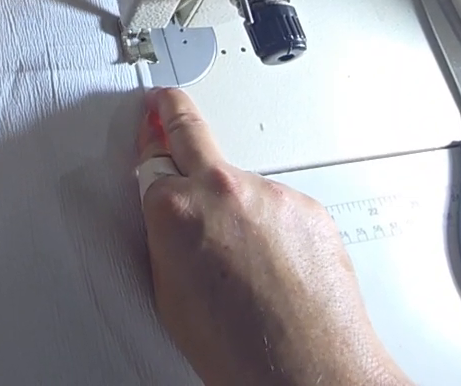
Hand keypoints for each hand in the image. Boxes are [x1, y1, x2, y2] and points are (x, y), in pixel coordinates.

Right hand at [139, 88, 411, 385]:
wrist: (313, 377)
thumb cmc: (242, 354)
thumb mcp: (170, 296)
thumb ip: (164, 240)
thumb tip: (168, 221)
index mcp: (174, 209)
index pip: (150, 158)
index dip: (147, 146)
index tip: (147, 131)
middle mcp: (219, 188)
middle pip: (188, 127)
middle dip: (171, 110)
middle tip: (165, 102)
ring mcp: (268, 193)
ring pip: (240, 182)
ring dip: (237, 205)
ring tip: (249, 261)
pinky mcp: (306, 205)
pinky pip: (279, 206)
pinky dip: (276, 228)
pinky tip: (278, 268)